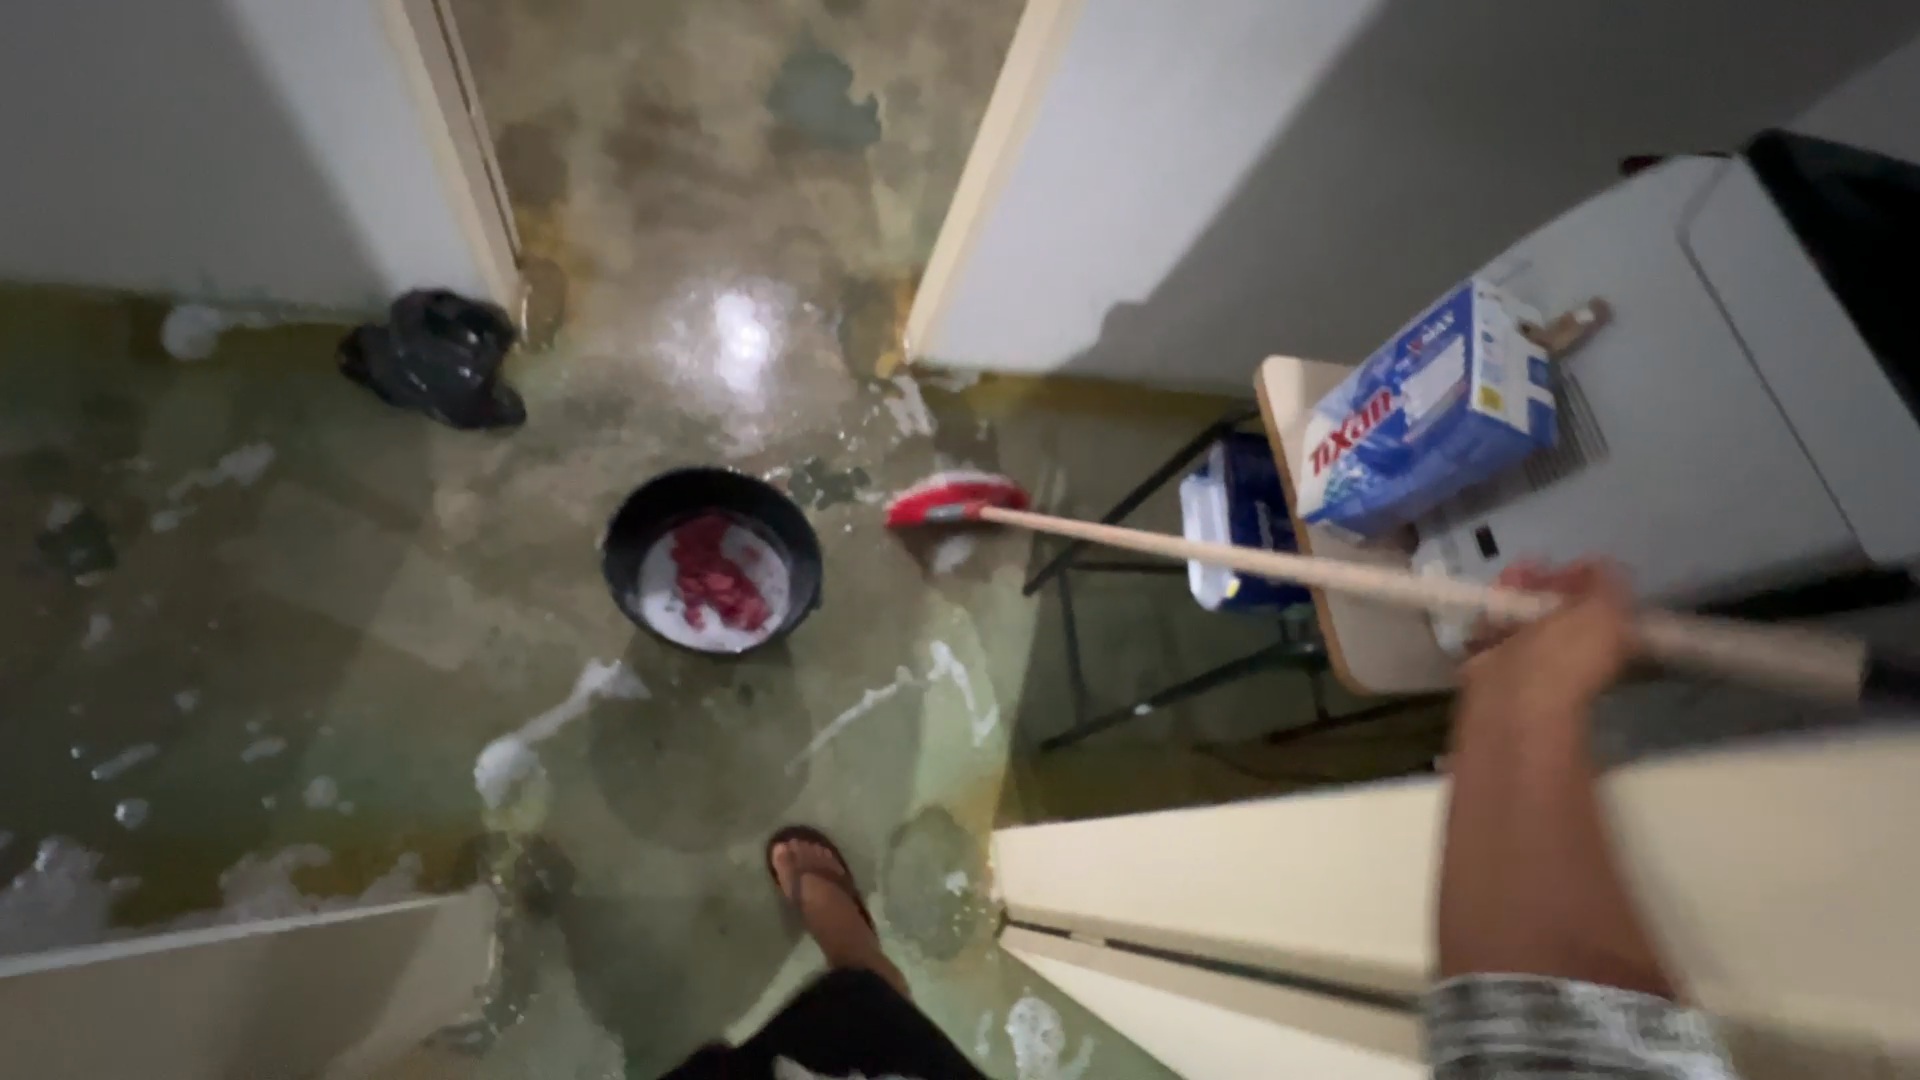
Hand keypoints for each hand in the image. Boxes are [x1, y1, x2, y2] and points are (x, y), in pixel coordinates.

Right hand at [1461, 560, 1635, 722]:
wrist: (1513, 691)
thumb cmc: (1563, 652)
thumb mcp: (1602, 611)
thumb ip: (1606, 583)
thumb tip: (1598, 563)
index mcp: (1603, 636)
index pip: (1594, 600)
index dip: (1580, 578)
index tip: (1564, 566)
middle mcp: (1569, 645)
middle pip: (1552, 603)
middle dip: (1537, 581)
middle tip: (1522, 569)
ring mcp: (1529, 653)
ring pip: (1518, 613)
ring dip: (1507, 595)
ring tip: (1498, 584)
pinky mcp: (1494, 657)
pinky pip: (1488, 629)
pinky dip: (1484, 618)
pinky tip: (1482, 612)